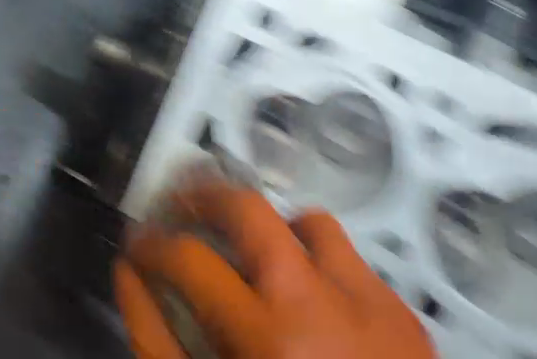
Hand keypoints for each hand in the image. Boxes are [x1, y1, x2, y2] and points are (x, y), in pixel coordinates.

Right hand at [115, 178, 434, 358]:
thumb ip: (154, 338)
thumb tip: (128, 273)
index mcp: (266, 334)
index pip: (186, 255)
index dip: (149, 244)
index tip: (138, 247)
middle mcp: (320, 304)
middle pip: (247, 208)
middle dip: (202, 198)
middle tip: (180, 211)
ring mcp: (371, 305)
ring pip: (310, 222)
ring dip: (273, 230)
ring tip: (253, 254)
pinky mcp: (408, 319)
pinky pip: (354, 262)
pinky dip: (321, 268)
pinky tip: (309, 301)